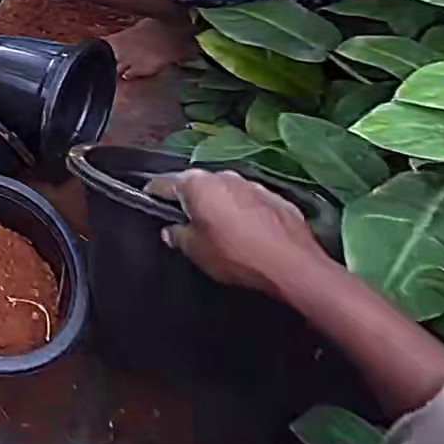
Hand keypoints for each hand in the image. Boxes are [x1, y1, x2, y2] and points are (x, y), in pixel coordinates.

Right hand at [145, 169, 329, 294]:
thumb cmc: (236, 255)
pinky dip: (246, 213)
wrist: (295, 268)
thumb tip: (172, 230)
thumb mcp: (195, 251)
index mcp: (196, 183)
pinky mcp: (279, 199)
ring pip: (226, 191)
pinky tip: (250, 233)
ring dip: (220, 204)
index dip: (153, 193)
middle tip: (187, 220)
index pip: (163, 183)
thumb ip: (177, 235)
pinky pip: (252, 202)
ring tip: (221, 228)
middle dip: (190, 199)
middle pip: (196, 184)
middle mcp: (223, 176)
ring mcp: (253, 185)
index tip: (148, 200)